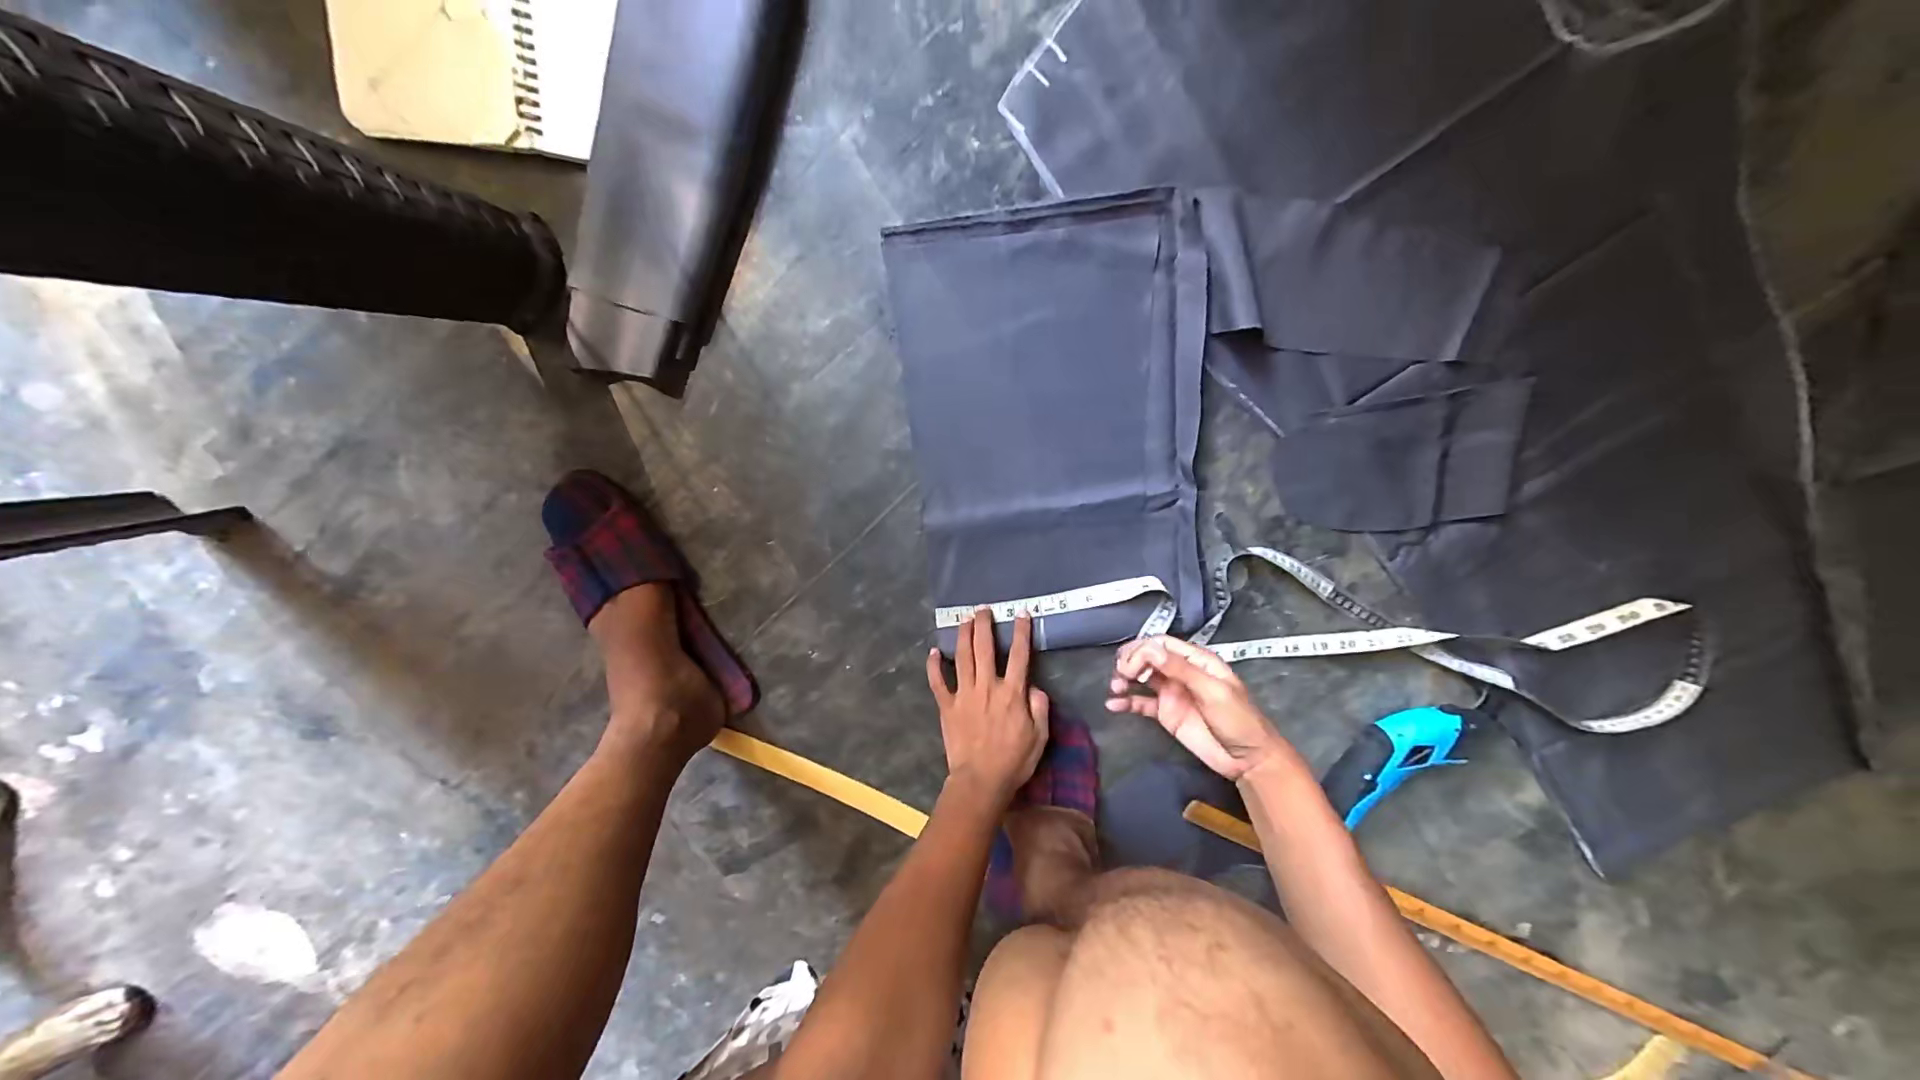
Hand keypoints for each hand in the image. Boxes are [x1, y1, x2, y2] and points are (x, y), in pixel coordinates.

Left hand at [927, 610, 1048, 802]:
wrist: (981, 780)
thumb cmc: (1014, 760)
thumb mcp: (1040, 736)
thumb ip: (1039, 707)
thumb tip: (1034, 687)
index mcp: (1012, 692)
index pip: (1019, 655)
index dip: (1021, 632)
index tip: (1021, 614)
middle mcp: (987, 686)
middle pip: (985, 647)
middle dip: (985, 625)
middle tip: (984, 610)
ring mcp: (964, 694)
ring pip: (962, 657)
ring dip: (963, 635)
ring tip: (964, 619)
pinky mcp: (947, 706)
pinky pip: (938, 682)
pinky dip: (934, 666)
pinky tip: (933, 652)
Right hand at [1106, 635, 1288, 780]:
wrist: (1248, 759)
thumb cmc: (1238, 720)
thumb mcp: (1214, 692)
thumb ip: (1182, 670)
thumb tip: (1150, 650)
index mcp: (1196, 661)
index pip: (1162, 645)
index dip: (1142, 650)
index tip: (1131, 666)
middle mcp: (1180, 672)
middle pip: (1147, 657)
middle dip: (1130, 661)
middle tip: (1121, 675)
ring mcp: (1171, 692)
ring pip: (1141, 677)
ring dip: (1124, 679)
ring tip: (1115, 688)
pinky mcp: (1165, 714)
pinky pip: (1141, 703)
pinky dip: (1126, 702)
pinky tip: (1113, 705)